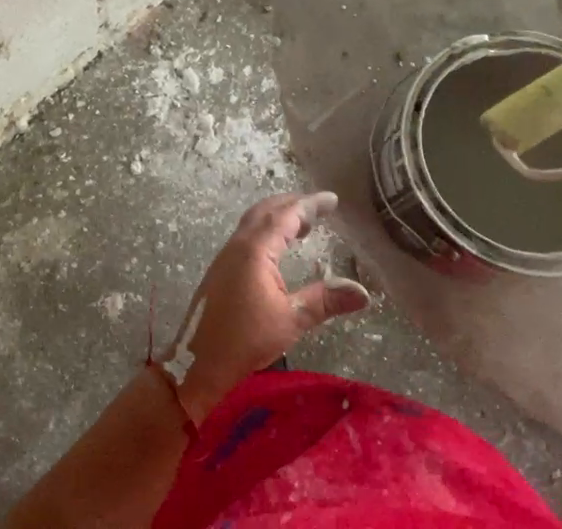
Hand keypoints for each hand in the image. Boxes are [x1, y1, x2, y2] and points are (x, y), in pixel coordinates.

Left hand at [159, 192, 371, 420]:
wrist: (198, 362)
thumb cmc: (245, 340)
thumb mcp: (291, 320)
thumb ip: (325, 301)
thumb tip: (363, 293)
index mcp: (254, 250)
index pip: (286, 216)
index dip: (310, 205)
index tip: (332, 199)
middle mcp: (237, 245)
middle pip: (266, 211)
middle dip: (292, 204)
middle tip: (319, 208)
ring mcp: (225, 256)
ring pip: (253, 222)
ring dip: (277, 217)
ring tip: (303, 225)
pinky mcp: (221, 268)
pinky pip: (246, 235)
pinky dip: (266, 230)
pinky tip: (277, 248)